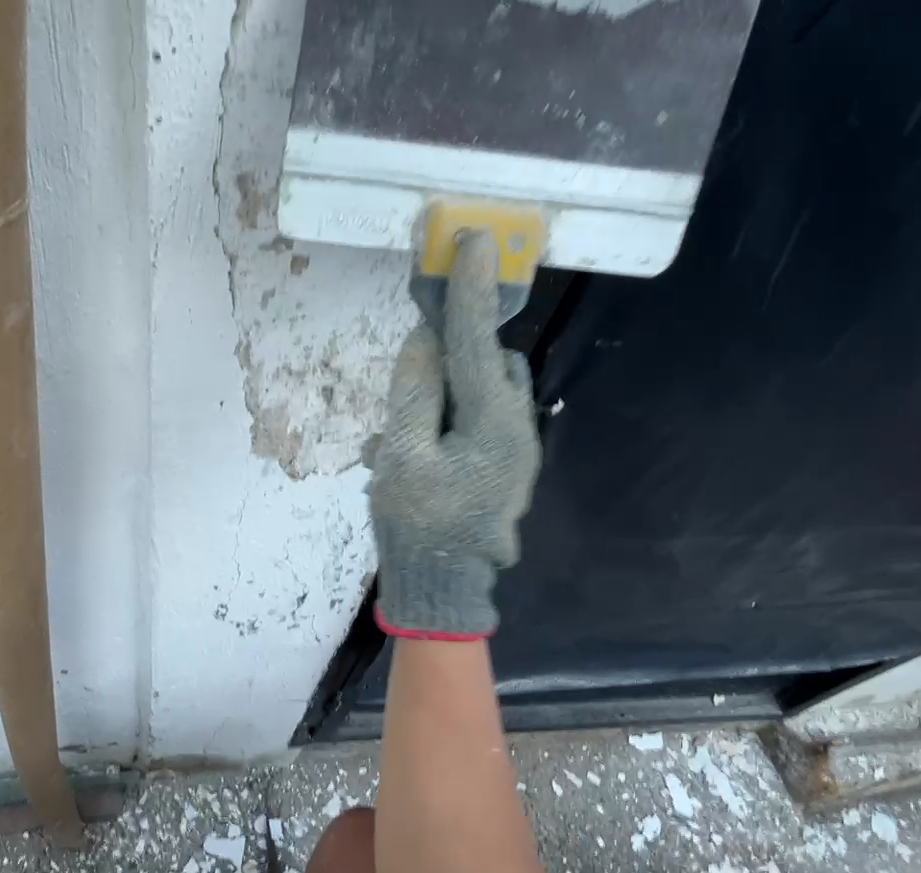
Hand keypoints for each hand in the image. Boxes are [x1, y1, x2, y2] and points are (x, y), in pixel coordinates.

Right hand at [366, 229, 541, 638]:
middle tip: (415, 364)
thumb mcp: (402, 457)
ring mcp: (518, 449)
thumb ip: (413, 393)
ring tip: (414, 427)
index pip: (479, 341)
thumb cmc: (419, 523)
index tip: (472, 237)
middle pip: (489, 363)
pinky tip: (426, 450)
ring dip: (455, 389)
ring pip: (489, 391)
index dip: (471, 289)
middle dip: (457, 352)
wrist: (444, 586)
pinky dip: (455, 416)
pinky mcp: (508, 466)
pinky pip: (483, 420)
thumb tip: (424, 341)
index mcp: (493, 422)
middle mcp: (518, 427)